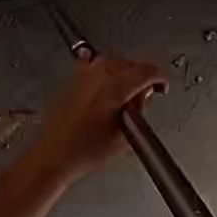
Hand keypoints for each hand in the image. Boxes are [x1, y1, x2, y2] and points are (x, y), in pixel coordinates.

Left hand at [26, 55, 165, 181]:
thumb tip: (143, 95)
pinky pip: (92, 68)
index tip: (161, 85)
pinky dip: (103, 76)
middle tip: (144, 94)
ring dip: (121, 74)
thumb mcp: (127, 132)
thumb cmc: (86, 149)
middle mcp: (97, 74)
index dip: (159, 78)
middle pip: (128, 63)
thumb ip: (139, 106)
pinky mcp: (70, 80)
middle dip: (140, 76)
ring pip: (110, 63)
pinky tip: (105, 93)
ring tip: (125, 96)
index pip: (146, 70)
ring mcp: (81, 75)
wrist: (55, 153)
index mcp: (115, 85)